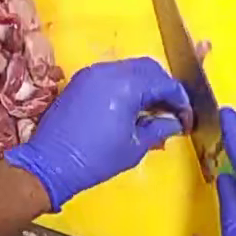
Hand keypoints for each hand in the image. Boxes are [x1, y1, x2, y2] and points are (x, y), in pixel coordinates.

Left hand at [3, 57, 189, 210]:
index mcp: (126, 85)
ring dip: (143, 87)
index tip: (186, 118)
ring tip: (150, 113)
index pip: (164, 83)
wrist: (49, 165)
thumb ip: (158, 129)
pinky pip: (110, 77)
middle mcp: (108, 72)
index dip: (180, 101)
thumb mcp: (134, 148)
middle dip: (163, 89)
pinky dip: (124, 88)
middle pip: (147, 69)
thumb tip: (173, 123)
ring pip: (128, 70)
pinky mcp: (78, 83)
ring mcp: (90, 74)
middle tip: (171, 113)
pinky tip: (128, 110)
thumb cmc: (94, 160)